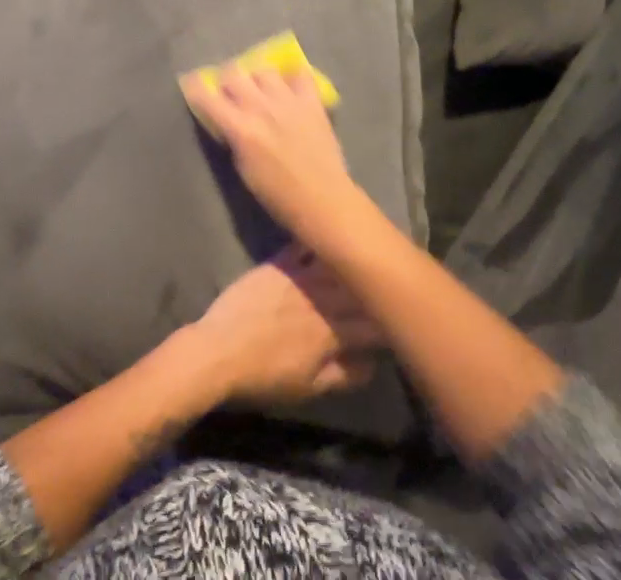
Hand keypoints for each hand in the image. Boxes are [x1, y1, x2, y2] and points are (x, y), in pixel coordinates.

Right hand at [183, 65, 360, 241]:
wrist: (322, 199)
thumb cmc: (277, 195)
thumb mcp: (243, 169)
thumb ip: (233, 138)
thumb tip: (227, 121)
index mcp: (241, 128)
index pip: (207, 96)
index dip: (196, 88)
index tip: (193, 85)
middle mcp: (261, 107)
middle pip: (234, 74)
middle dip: (226, 80)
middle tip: (229, 92)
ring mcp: (289, 100)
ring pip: (264, 70)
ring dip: (257, 78)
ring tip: (260, 89)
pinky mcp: (313, 101)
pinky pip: (300, 74)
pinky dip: (292, 77)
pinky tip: (290, 87)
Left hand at [187, 248, 379, 405]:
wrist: (217, 351)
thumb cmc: (264, 376)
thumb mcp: (309, 388)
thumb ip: (345, 375)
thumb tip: (373, 363)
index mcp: (336, 332)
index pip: (377, 324)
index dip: (394, 322)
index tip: (403, 321)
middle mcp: (325, 299)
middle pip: (362, 290)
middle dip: (380, 289)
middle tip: (392, 286)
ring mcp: (301, 277)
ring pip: (338, 264)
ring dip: (355, 261)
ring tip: (368, 257)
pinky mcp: (278, 264)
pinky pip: (303, 245)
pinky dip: (318, 240)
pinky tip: (327, 233)